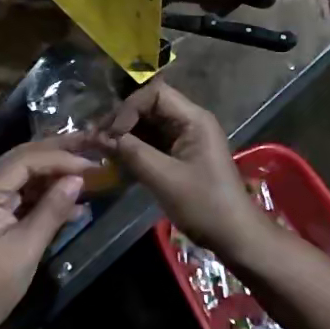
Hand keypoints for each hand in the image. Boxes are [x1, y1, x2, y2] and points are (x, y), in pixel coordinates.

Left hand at [0, 136, 96, 328]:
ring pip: (24, 175)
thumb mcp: (28, 246)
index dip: (60, 158)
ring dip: (54, 174)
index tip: (91, 165)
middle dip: (57, 153)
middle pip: (23, 159)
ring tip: (87, 173)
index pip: (25, 160)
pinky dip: (46, 195)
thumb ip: (53, 209)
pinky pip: (22, 195)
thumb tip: (79, 179)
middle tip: (90, 147)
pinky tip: (73, 203)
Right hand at [106, 83, 273, 258]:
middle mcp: (190, 122)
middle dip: (122, 120)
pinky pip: (153, 143)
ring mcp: (186, 139)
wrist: (234, 235)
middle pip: (149, 107)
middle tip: (95, 139)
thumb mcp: (164, 178)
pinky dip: (134, 148)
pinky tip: (114, 160)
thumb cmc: (204, 204)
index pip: (154, 93)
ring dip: (124, 135)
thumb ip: (132, 153)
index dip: (128, 108)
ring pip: (148, 126)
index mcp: (193, 119)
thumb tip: (100, 137)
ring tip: (98, 148)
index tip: (111, 133)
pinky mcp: (181, 156)